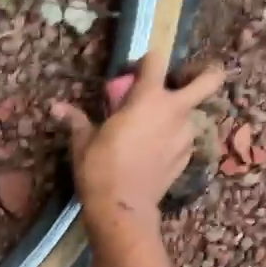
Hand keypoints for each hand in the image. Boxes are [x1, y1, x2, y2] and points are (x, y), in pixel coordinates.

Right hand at [51, 55, 224, 231]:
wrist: (122, 208)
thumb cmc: (100, 170)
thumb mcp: (84, 143)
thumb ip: (76, 120)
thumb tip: (55, 107)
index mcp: (149, 98)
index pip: (157, 58)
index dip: (145, 61)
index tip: (131, 76)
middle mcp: (175, 110)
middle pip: (210, 77)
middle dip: (202, 72)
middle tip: (178, 84)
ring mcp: (185, 135)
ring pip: (193, 112)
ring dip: (178, 115)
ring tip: (154, 130)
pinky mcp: (187, 157)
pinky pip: (185, 139)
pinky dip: (173, 140)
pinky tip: (154, 154)